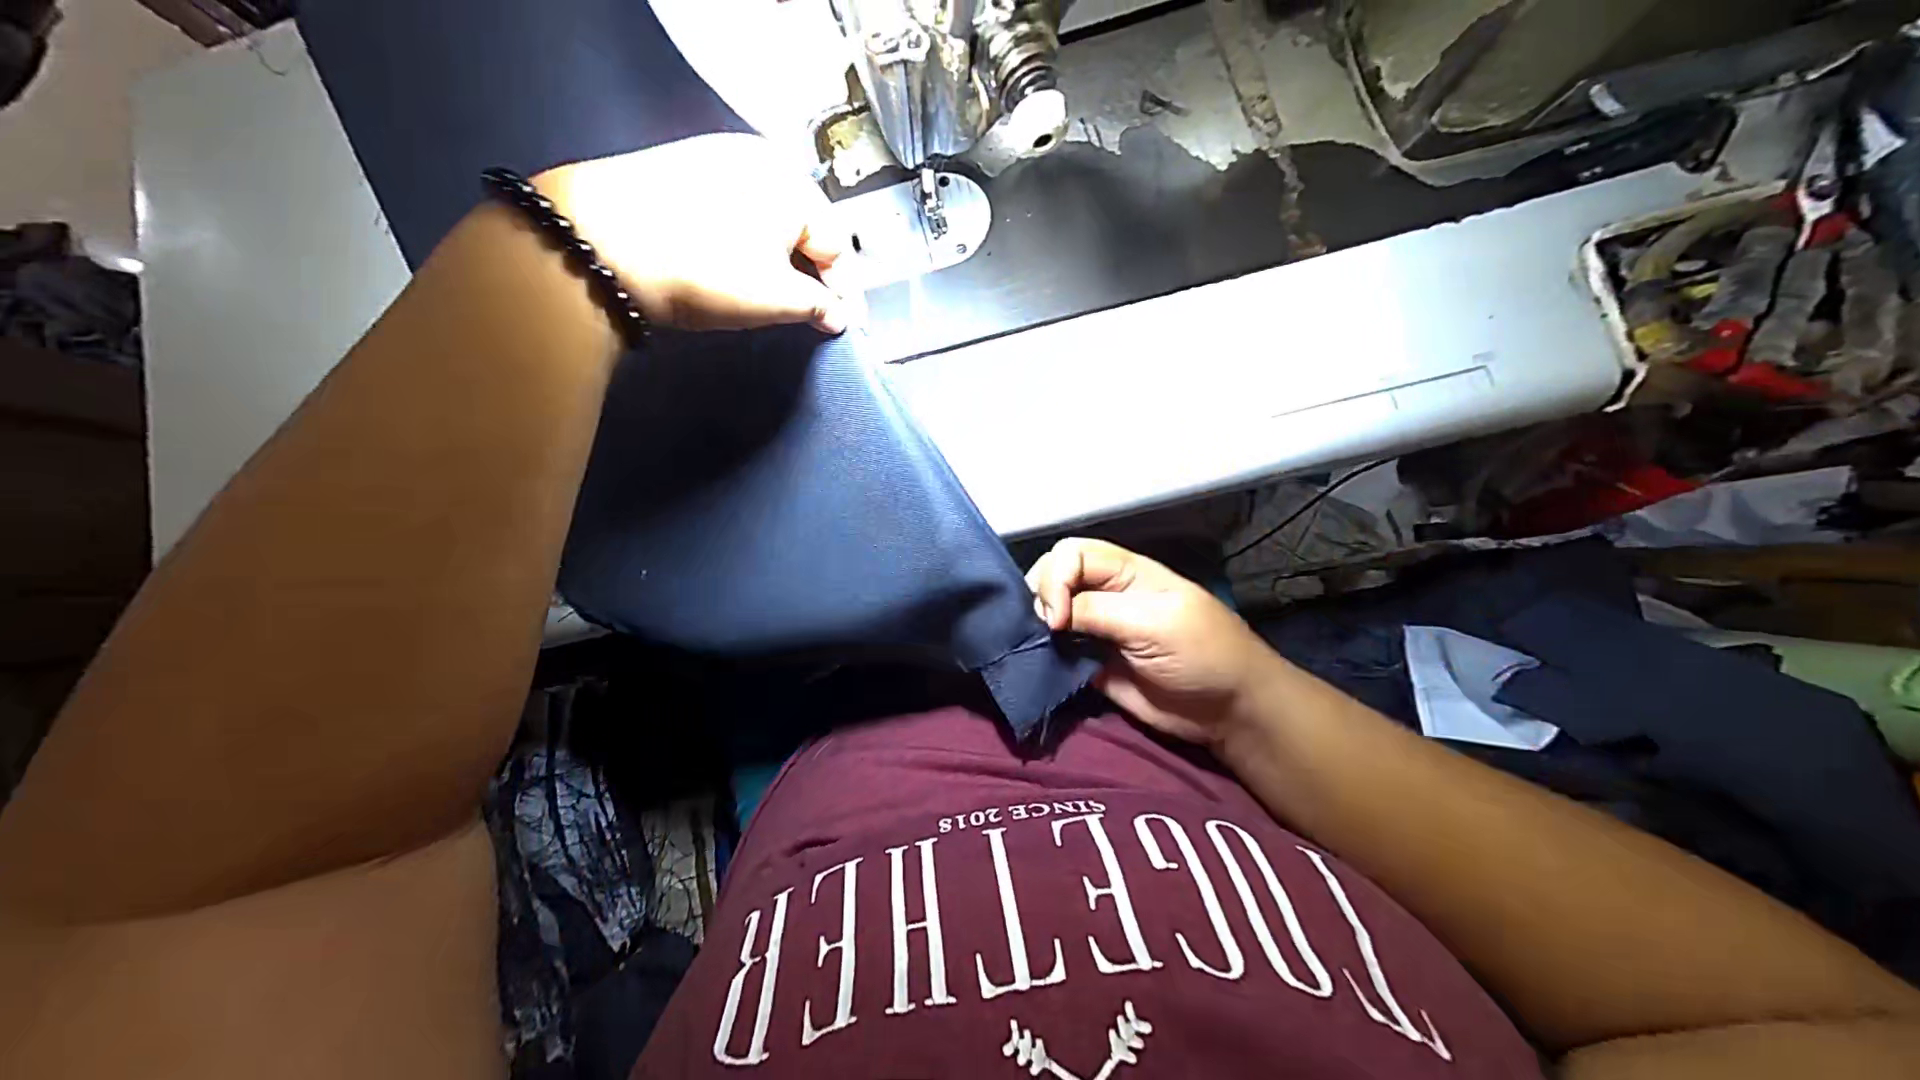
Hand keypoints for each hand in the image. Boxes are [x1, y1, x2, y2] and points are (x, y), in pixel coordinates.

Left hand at [533, 133, 862, 333]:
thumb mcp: (775, 299)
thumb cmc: (701, 270)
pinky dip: (742, 245)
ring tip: (769, 297)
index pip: (838, 245)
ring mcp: (713, 160)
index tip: (844, 324)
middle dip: (811, 274)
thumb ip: (820, 307)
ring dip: (776, 262)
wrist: (597, 246)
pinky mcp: (678, 173)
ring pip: (767, 221)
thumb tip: (837, 315)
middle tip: (810, 314)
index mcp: (791, 182)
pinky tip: (730, 271)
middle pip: (804, 229)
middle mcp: (757, 159)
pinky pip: (732, 214)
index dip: (845, 292)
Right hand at [1026, 538, 1277, 746]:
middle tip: (1046, 629)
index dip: (1055, 579)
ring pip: (1049, 611)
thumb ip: (1099, 611)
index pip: (1071, 555)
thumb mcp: (1155, 622)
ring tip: (1038, 644)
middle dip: (1040, 595)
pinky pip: (1055, 650)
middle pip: (1054, 576)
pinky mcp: (1091, 662)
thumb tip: (1048, 615)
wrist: (1228, 711)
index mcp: (1125, 572)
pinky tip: (1039, 661)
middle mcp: (1105, 593)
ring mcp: (1096, 628)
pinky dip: (1042, 653)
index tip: (1058, 619)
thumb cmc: (1204, 654)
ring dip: (1035, 624)